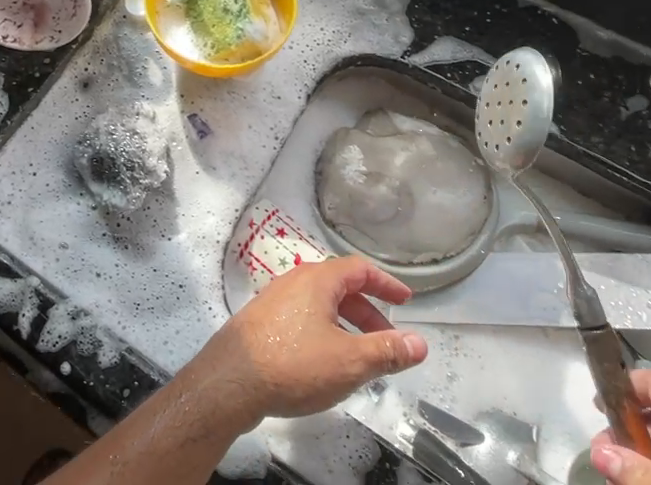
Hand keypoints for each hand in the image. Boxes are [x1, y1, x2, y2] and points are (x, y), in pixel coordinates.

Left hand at [184, 256, 428, 431]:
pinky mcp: (262, 322)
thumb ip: (387, 351)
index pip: (359, 269)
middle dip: (368, 313)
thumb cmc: (294, 364)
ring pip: (320, 305)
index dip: (385, 283)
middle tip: (388, 340)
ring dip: (346, 325)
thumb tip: (420, 342)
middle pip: (340, 287)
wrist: (230, 382)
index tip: (406, 300)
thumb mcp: (349, 361)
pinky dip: (324, 332)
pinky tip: (325, 363)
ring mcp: (275, 300)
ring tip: (360, 358)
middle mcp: (295, 281)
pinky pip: (303, 318)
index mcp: (317, 280)